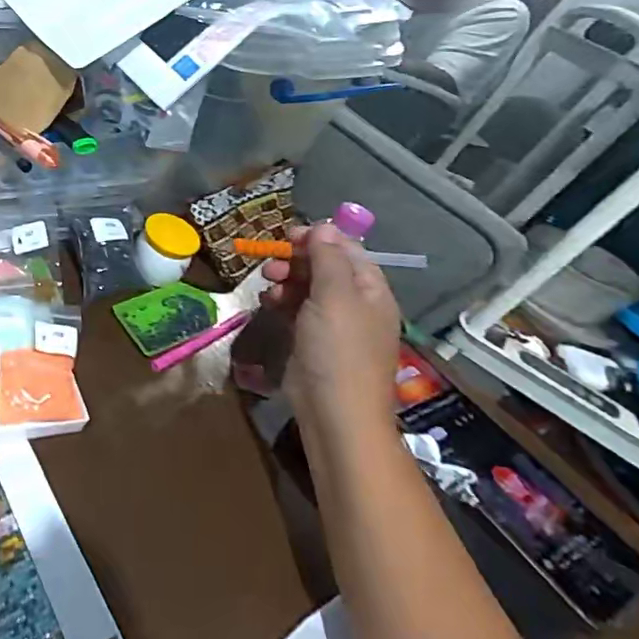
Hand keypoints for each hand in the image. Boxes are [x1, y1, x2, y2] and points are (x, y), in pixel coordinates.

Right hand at [262, 224, 401, 424]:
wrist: (335, 413)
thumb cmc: (339, 350)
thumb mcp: (334, 297)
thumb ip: (328, 258)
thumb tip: (323, 226)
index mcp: (371, 291)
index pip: (347, 250)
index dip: (318, 239)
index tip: (287, 236)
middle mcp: (356, 304)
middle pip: (324, 267)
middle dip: (296, 260)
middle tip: (270, 264)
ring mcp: (334, 324)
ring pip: (307, 287)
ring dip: (286, 280)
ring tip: (267, 286)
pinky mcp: (313, 340)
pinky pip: (297, 309)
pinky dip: (282, 301)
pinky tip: (268, 304)